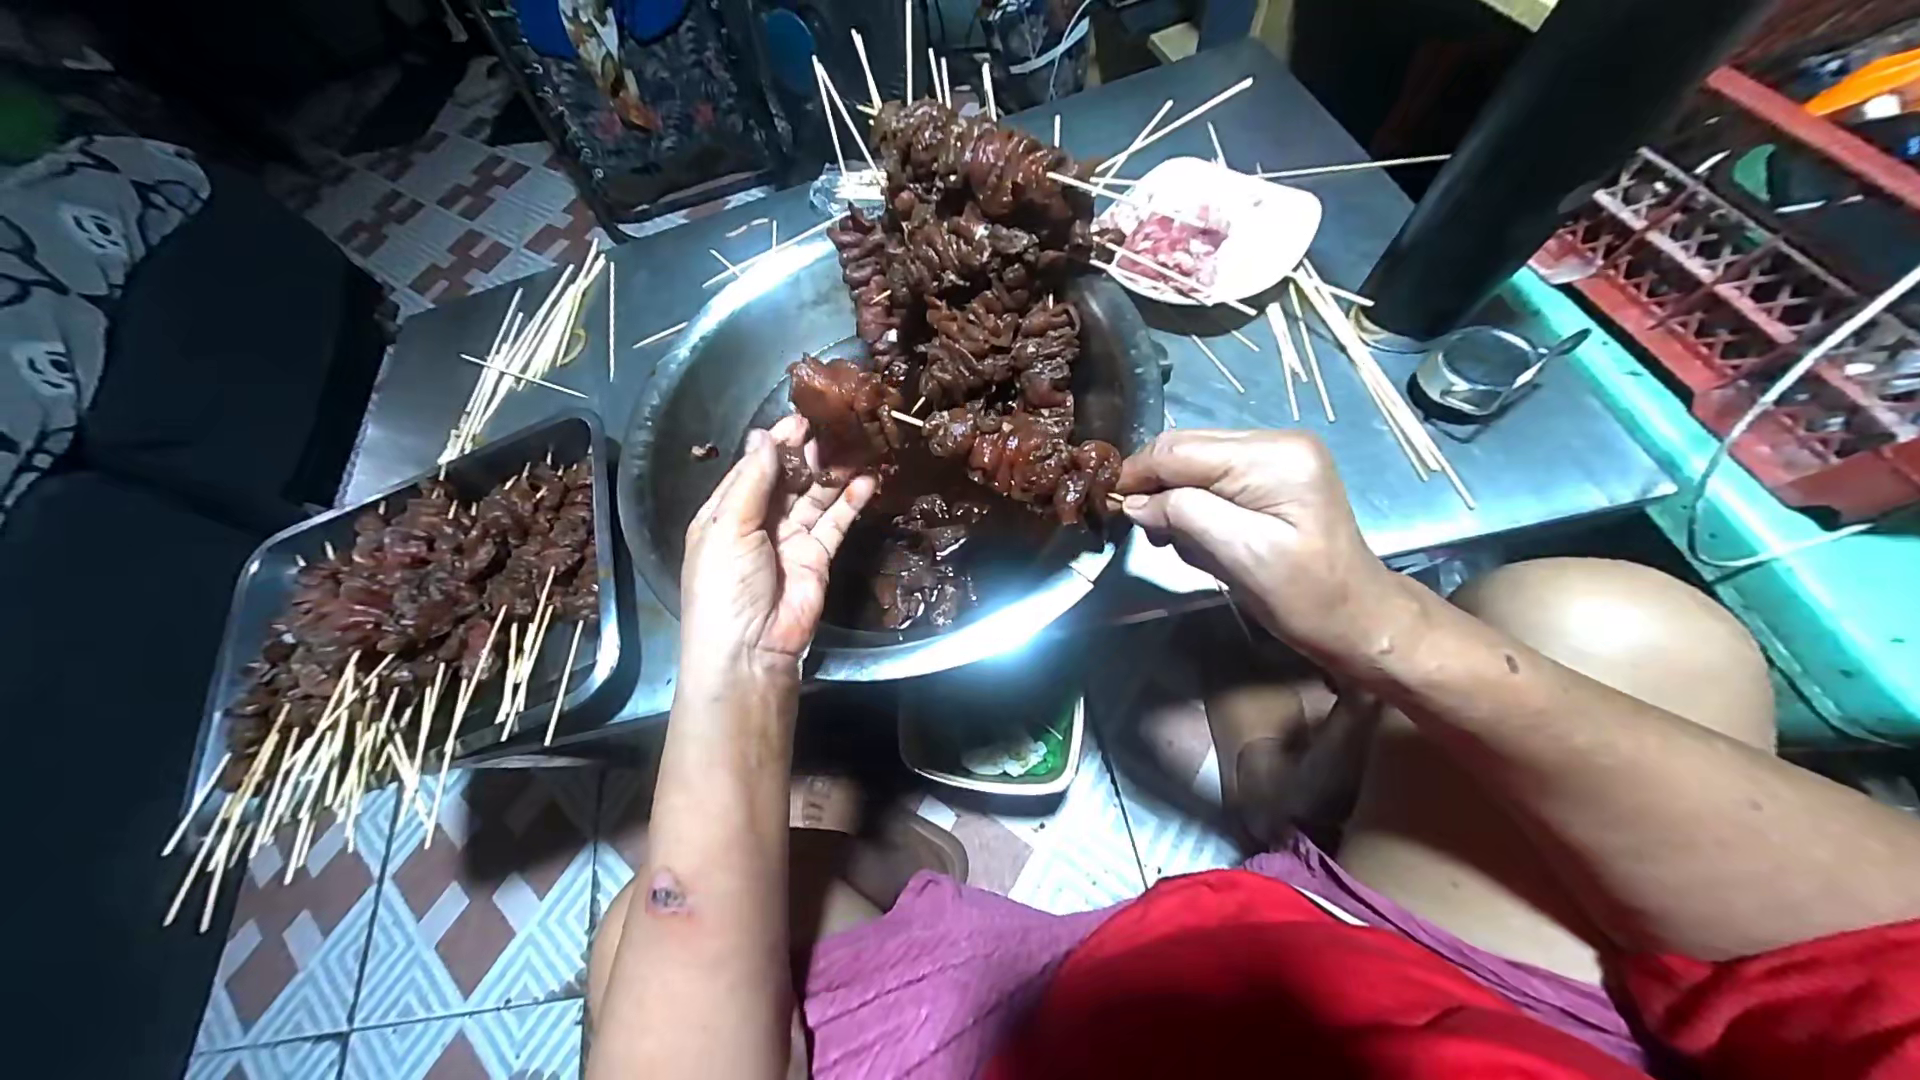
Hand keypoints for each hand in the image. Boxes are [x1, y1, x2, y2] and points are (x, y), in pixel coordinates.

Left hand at [679, 415, 875, 682]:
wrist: (750, 649)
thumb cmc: (725, 585)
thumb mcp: (727, 528)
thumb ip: (752, 482)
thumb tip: (765, 438)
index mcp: (726, 514)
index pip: (752, 469)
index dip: (775, 445)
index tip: (799, 420)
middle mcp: (759, 523)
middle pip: (786, 480)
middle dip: (805, 455)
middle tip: (829, 429)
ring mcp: (790, 541)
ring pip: (814, 499)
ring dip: (830, 475)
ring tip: (851, 449)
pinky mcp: (818, 558)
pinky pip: (835, 524)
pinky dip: (849, 503)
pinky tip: (865, 482)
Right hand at [1117, 430, 1410, 662]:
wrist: (1358, 617)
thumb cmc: (1305, 596)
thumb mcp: (1241, 557)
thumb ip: (1184, 516)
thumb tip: (1132, 502)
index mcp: (1274, 457)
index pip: (1182, 449)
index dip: (1137, 473)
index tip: (1105, 502)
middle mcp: (1275, 441)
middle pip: (1186, 447)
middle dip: (1153, 483)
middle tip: (1133, 522)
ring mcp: (1276, 454)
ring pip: (1193, 459)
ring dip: (1170, 493)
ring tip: (1167, 533)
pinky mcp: (1271, 473)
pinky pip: (1211, 473)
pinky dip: (1190, 499)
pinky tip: (1191, 527)